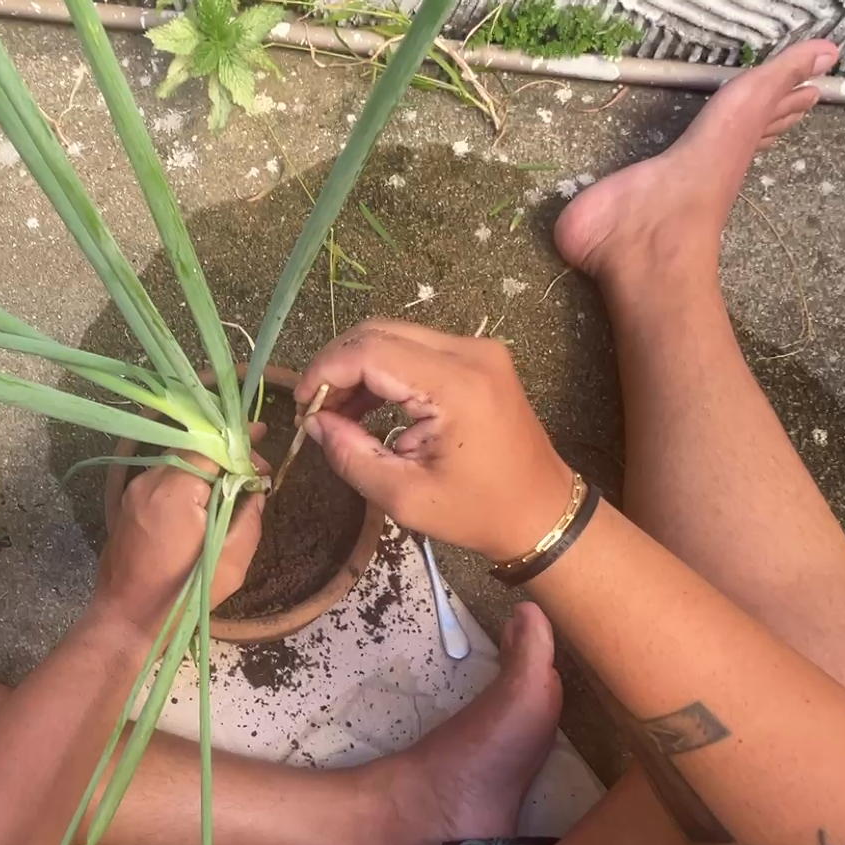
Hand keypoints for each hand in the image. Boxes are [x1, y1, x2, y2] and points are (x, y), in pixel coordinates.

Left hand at [94, 432, 266, 633]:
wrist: (126, 618)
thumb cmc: (181, 597)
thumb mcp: (230, 563)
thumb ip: (249, 520)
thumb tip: (256, 492)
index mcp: (174, 492)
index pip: (211, 446)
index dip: (240, 442)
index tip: (264, 439)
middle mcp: (149, 482)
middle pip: (194, 449)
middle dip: (226, 454)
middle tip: (255, 470)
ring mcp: (134, 491)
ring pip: (178, 461)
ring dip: (207, 467)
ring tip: (234, 484)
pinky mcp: (128, 502)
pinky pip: (164, 478)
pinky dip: (188, 479)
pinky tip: (206, 498)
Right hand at [297, 320, 572, 561]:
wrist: (541, 511)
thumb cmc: (476, 511)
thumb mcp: (403, 496)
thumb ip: (351, 455)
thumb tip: (315, 422)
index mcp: (455, 385)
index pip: (371, 350)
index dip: (326, 371)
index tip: (303, 406)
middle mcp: (469, 352)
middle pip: (379, 332)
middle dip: (336, 365)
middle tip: (315, 409)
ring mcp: (476, 350)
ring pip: (394, 335)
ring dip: (356, 367)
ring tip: (335, 412)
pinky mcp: (477, 357)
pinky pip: (413, 349)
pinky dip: (381, 370)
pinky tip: (365, 405)